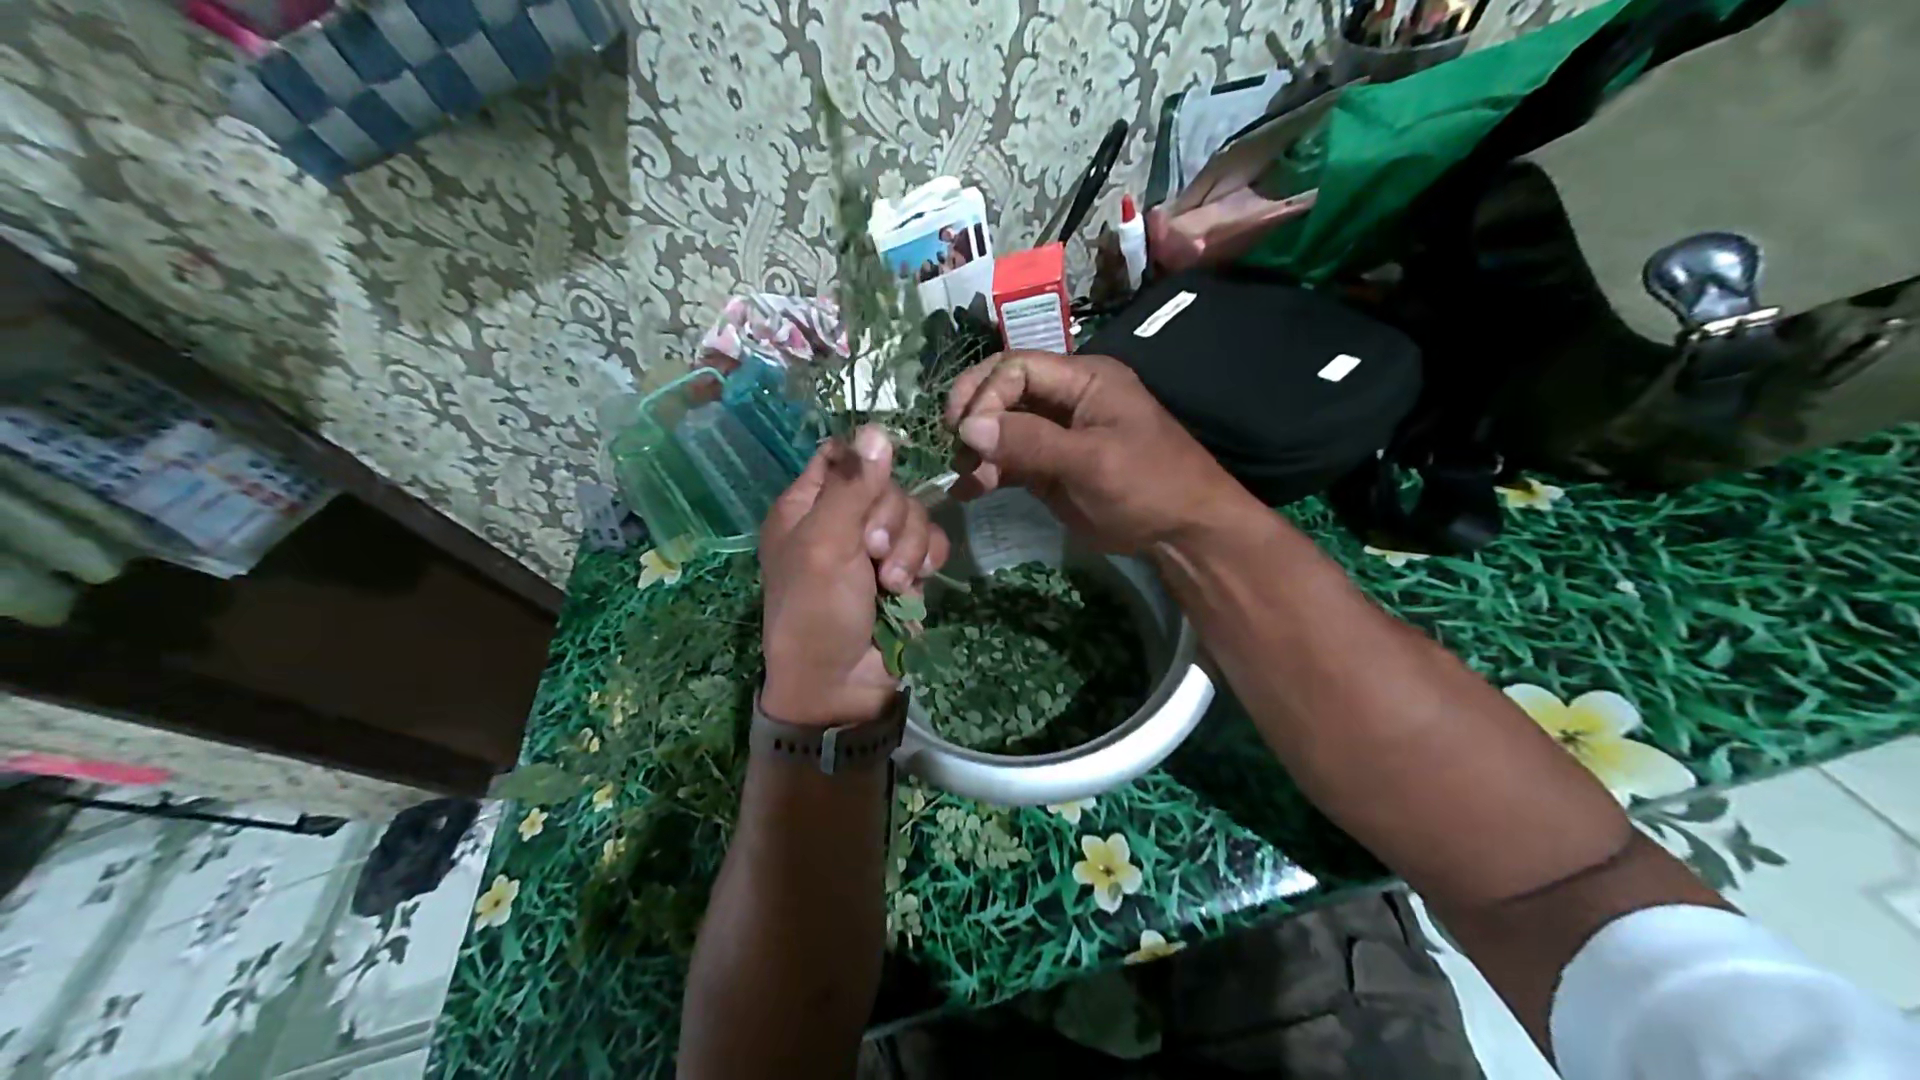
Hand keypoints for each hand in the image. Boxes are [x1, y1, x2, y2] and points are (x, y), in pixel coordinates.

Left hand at [758, 426, 949, 726]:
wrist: (841, 687)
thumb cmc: (816, 613)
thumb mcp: (825, 546)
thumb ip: (853, 488)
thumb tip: (875, 429)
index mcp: (806, 506)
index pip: (839, 455)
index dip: (864, 463)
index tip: (877, 480)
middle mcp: (840, 519)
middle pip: (886, 483)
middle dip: (889, 519)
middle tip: (871, 555)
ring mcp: (874, 546)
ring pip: (913, 512)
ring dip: (908, 547)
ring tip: (891, 584)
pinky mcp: (904, 569)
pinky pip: (930, 541)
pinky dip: (926, 560)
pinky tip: (911, 586)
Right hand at [944, 351, 1256, 552]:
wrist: (1181, 534)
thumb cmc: (1148, 485)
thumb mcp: (1092, 461)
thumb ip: (1030, 442)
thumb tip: (968, 427)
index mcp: (1083, 379)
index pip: (1017, 368)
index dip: (986, 394)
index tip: (967, 433)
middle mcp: (1065, 399)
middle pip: (1002, 391)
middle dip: (975, 416)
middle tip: (955, 446)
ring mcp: (1055, 433)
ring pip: (1000, 427)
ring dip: (977, 448)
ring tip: (964, 475)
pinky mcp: (1048, 467)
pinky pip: (1008, 460)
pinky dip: (986, 473)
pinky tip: (967, 491)